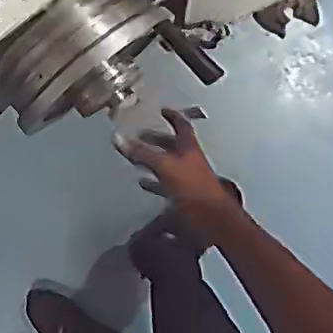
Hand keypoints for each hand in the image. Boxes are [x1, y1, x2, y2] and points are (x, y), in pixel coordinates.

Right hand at [115, 108, 244, 232]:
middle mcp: (190, 161)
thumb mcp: (164, 167)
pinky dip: (155, 180)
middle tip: (141, 136)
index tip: (163, 110)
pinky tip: (145, 183)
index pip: (182, 126)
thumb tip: (118, 137)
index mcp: (189, 149)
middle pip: (173, 145)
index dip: (173, 116)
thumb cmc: (194, 189)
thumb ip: (141, 153)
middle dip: (157, 139)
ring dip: (154, 159)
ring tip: (138, 158)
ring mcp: (189, 178)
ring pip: (169, 163)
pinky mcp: (186, 196)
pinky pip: (166, 183)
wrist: (214, 222)